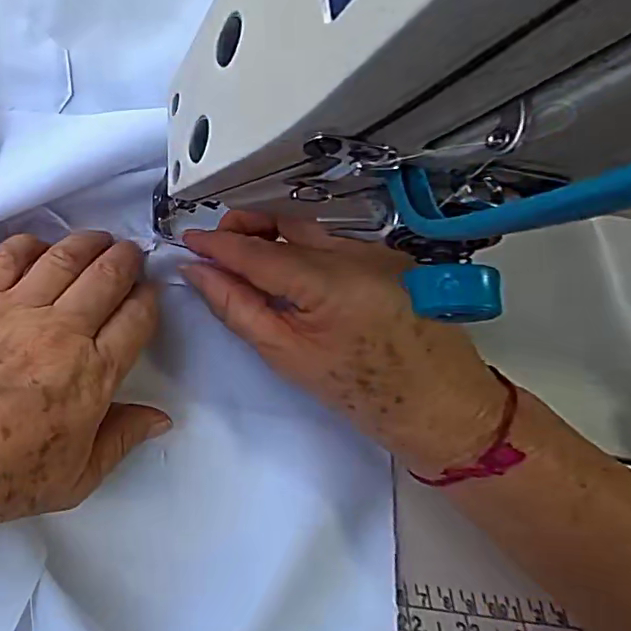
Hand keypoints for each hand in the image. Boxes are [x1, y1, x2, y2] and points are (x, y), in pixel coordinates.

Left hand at [0, 231, 170, 569]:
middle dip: (125, 260)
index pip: (136, 320)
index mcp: (92, 374)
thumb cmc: (0, 473)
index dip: (148, 300)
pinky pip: (7, 256)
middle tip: (129, 254)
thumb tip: (160, 416)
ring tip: (97, 240)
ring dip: (86, 243)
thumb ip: (120, 440)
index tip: (148, 293)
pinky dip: (28, 244)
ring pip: (62, 258)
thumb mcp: (76, 478)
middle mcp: (60, 331)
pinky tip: (38, 247)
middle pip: (105, 277)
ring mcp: (15, 310)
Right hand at [177, 210, 509, 472]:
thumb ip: (235, 305)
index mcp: (332, 283)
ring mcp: (380, 253)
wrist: (443, 406)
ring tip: (240, 260)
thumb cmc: (361, 390)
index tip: (187, 241)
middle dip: (241, 228)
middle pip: (284, 224)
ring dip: (267, 235)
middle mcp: (360, 257)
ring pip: (306, 228)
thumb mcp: (283, 352)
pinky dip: (296, 247)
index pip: (257, 251)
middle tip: (210, 249)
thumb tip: (199, 272)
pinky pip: (329, 240)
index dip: (216, 244)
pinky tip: (283, 274)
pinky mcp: (389, 258)